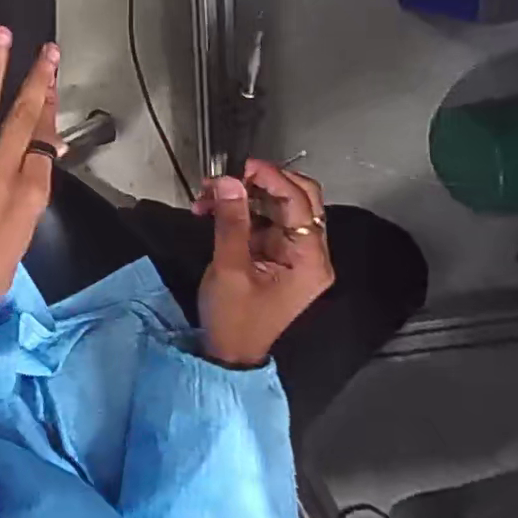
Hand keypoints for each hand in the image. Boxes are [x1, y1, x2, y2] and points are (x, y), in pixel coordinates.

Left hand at [0, 27, 61, 329]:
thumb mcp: (25, 232)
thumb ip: (31, 189)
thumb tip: (38, 154)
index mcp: (30, 191)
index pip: (45, 138)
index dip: (49, 107)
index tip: (51, 79)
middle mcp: (1, 171)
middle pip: (23, 115)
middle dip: (35, 79)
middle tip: (44, 49)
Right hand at [194, 160, 335, 366]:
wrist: (229, 351)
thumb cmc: (234, 317)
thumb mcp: (230, 268)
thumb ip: (231, 222)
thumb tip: (229, 181)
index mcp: (310, 260)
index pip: (301, 205)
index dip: (274, 179)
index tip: (243, 166)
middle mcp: (309, 253)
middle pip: (298, 200)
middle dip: (262, 183)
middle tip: (228, 177)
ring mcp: (291, 253)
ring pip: (275, 207)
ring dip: (242, 196)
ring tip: (207, 196)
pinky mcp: (273, 254)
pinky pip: (260, 220)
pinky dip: (236, 211)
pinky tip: (209, 210)